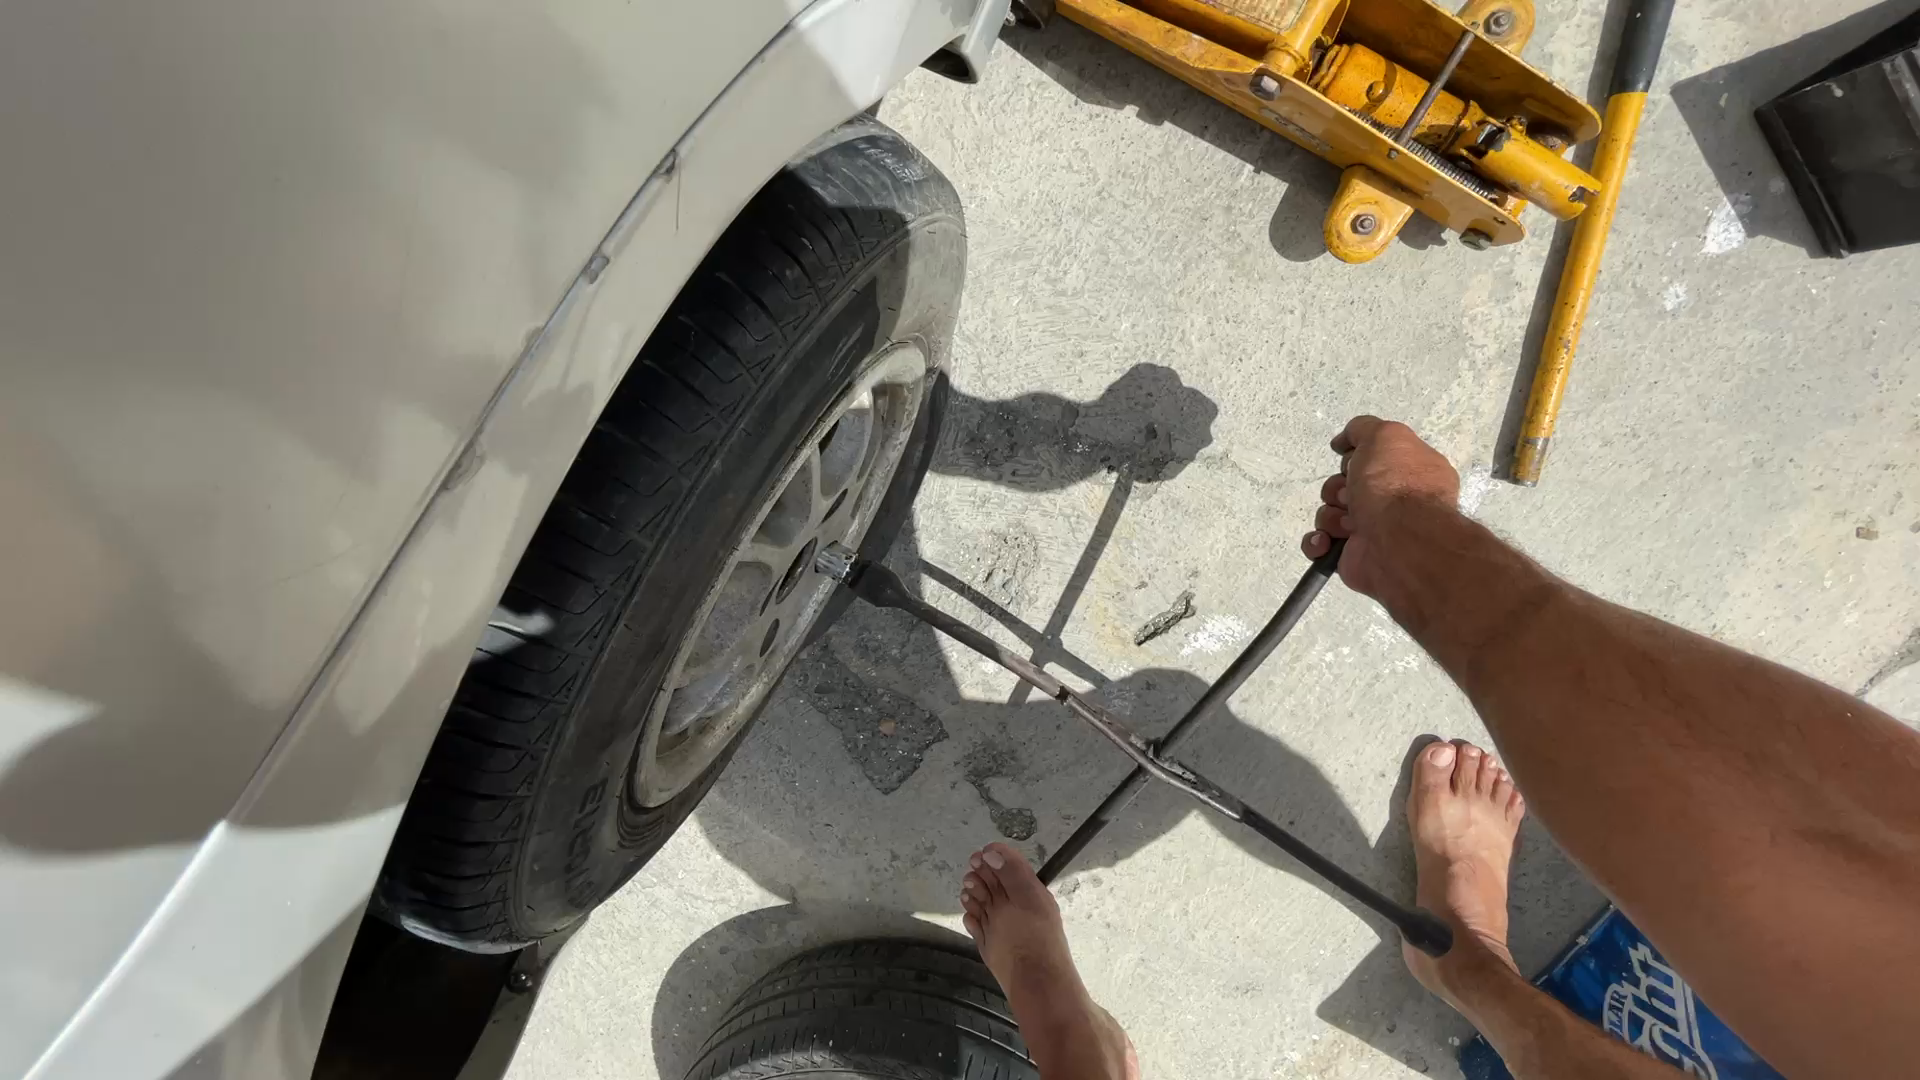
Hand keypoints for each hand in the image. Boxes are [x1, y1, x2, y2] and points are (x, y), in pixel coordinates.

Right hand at [1301, 416, 1459, 597]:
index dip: (1354, 457)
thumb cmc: (1394, 486)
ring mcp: (1372, 530)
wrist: (1400, 542)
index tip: (1353, 460)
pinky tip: (1328, 541)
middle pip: (1342, 486)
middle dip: (1337, 488)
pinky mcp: (1351, 556)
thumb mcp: (1386, 436)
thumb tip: (1345, 441)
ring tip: (1348, 524)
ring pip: (1328, 514)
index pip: (1369, 459)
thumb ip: (1365, 428)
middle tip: (1351, 495)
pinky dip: (1317, 542)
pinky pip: (1320, 544)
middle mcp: (1392, 501)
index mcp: (1407, 473)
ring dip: (1330, 516)